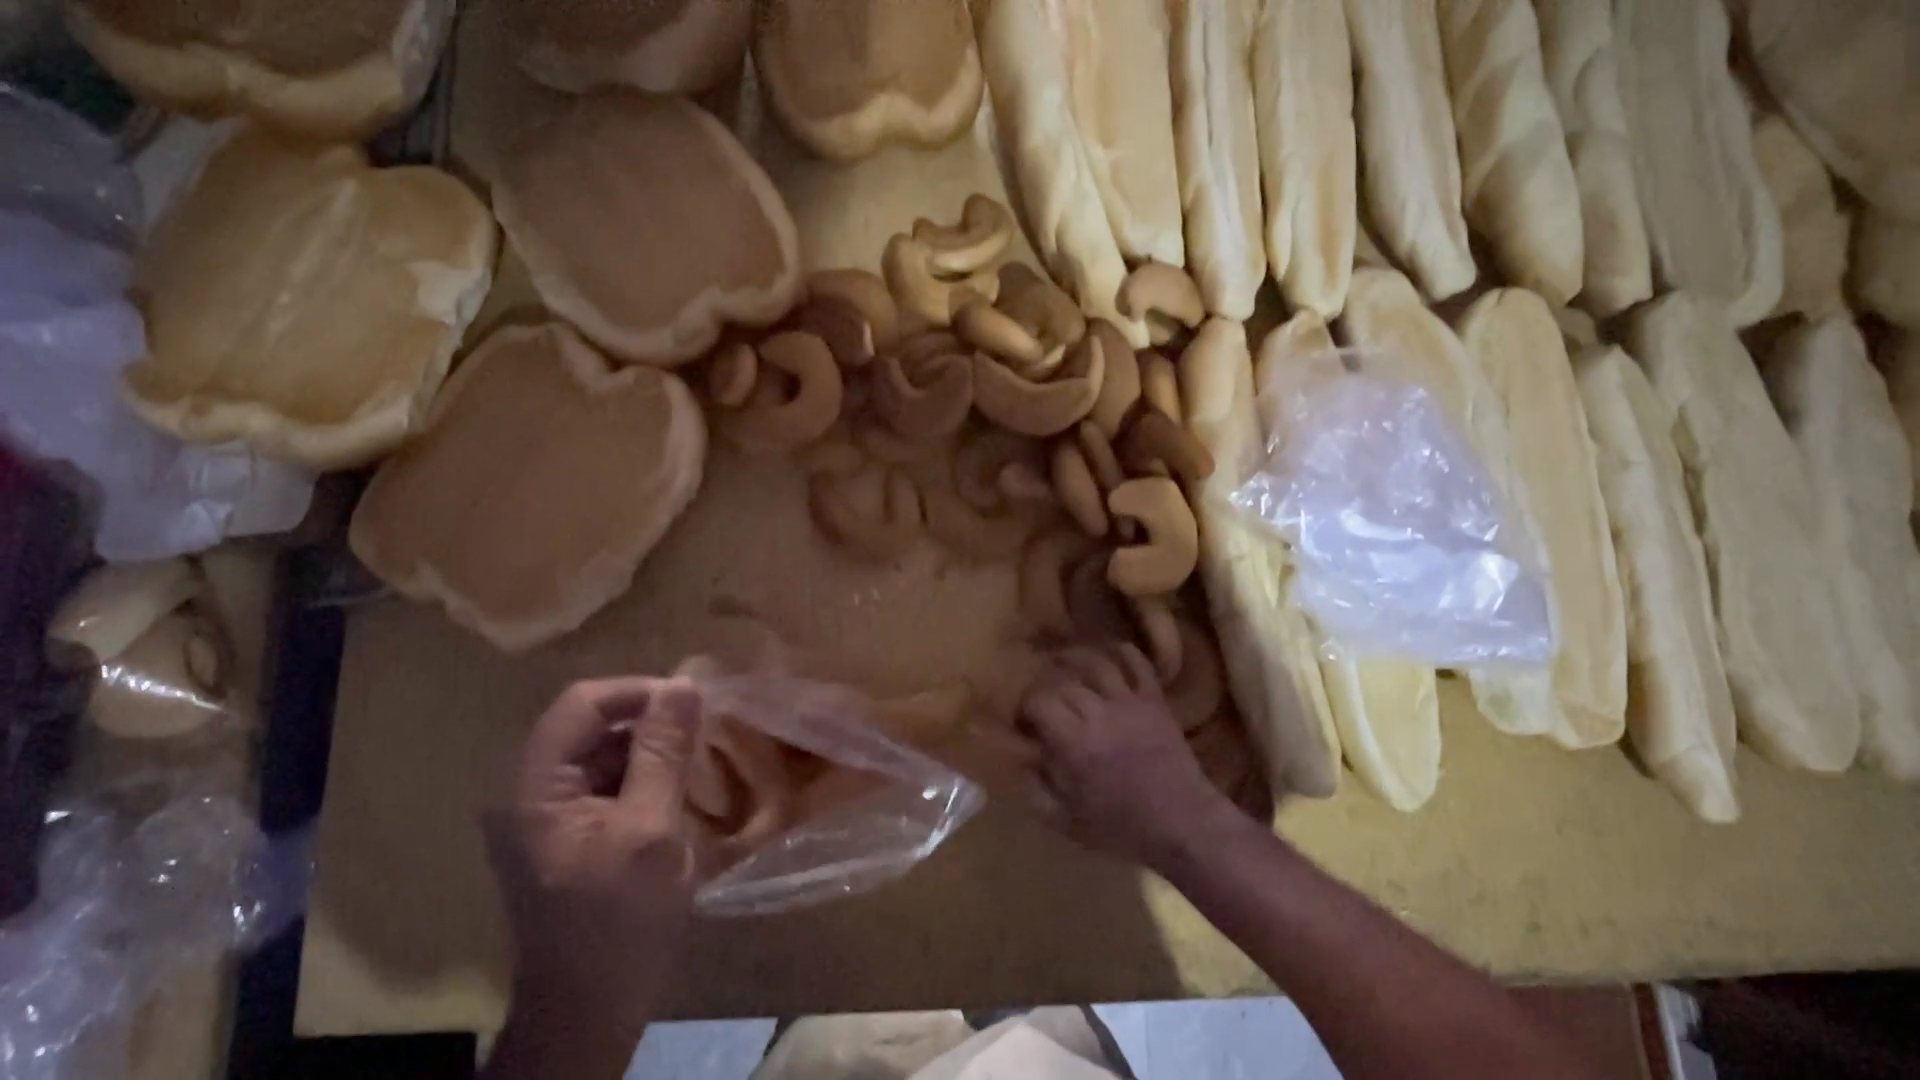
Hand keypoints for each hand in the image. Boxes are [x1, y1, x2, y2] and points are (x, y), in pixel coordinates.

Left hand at [483, 677, 701, 1052]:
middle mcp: (530, 791)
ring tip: (695, 763)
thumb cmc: (619, 921)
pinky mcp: (565, 836)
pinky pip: (602, 785)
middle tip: (702, 734)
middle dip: (647, 722)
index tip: (694, 704)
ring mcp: (545, 816)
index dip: (639, 693)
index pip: (583, 703)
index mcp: (537, 785)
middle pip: (588, 725)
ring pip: (598, 754)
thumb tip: (684, 684)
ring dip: (647, 751)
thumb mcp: (651, 829)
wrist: (588, 1012)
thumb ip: (664, 753)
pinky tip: (675, 795)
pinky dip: (640, 779)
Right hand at [1018, 643, 1238, 871]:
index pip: (1037, 701)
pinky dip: (1121, 652)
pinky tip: (1108, 656)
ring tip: (1061, 662)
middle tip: (1040, 703)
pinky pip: (1138, 664)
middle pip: (1062, 681)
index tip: (1022, 724)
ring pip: (1096, 663)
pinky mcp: (1155, 701)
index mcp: (1073, 742)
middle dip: (1044, 687)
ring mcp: (1130, 702)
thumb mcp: (1065, 821)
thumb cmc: (1121, 827)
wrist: (1183, 823)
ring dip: (1074, 658)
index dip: (1023, 707)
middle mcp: (1099, 713)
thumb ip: (1036, 789)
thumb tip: (1021, 761)